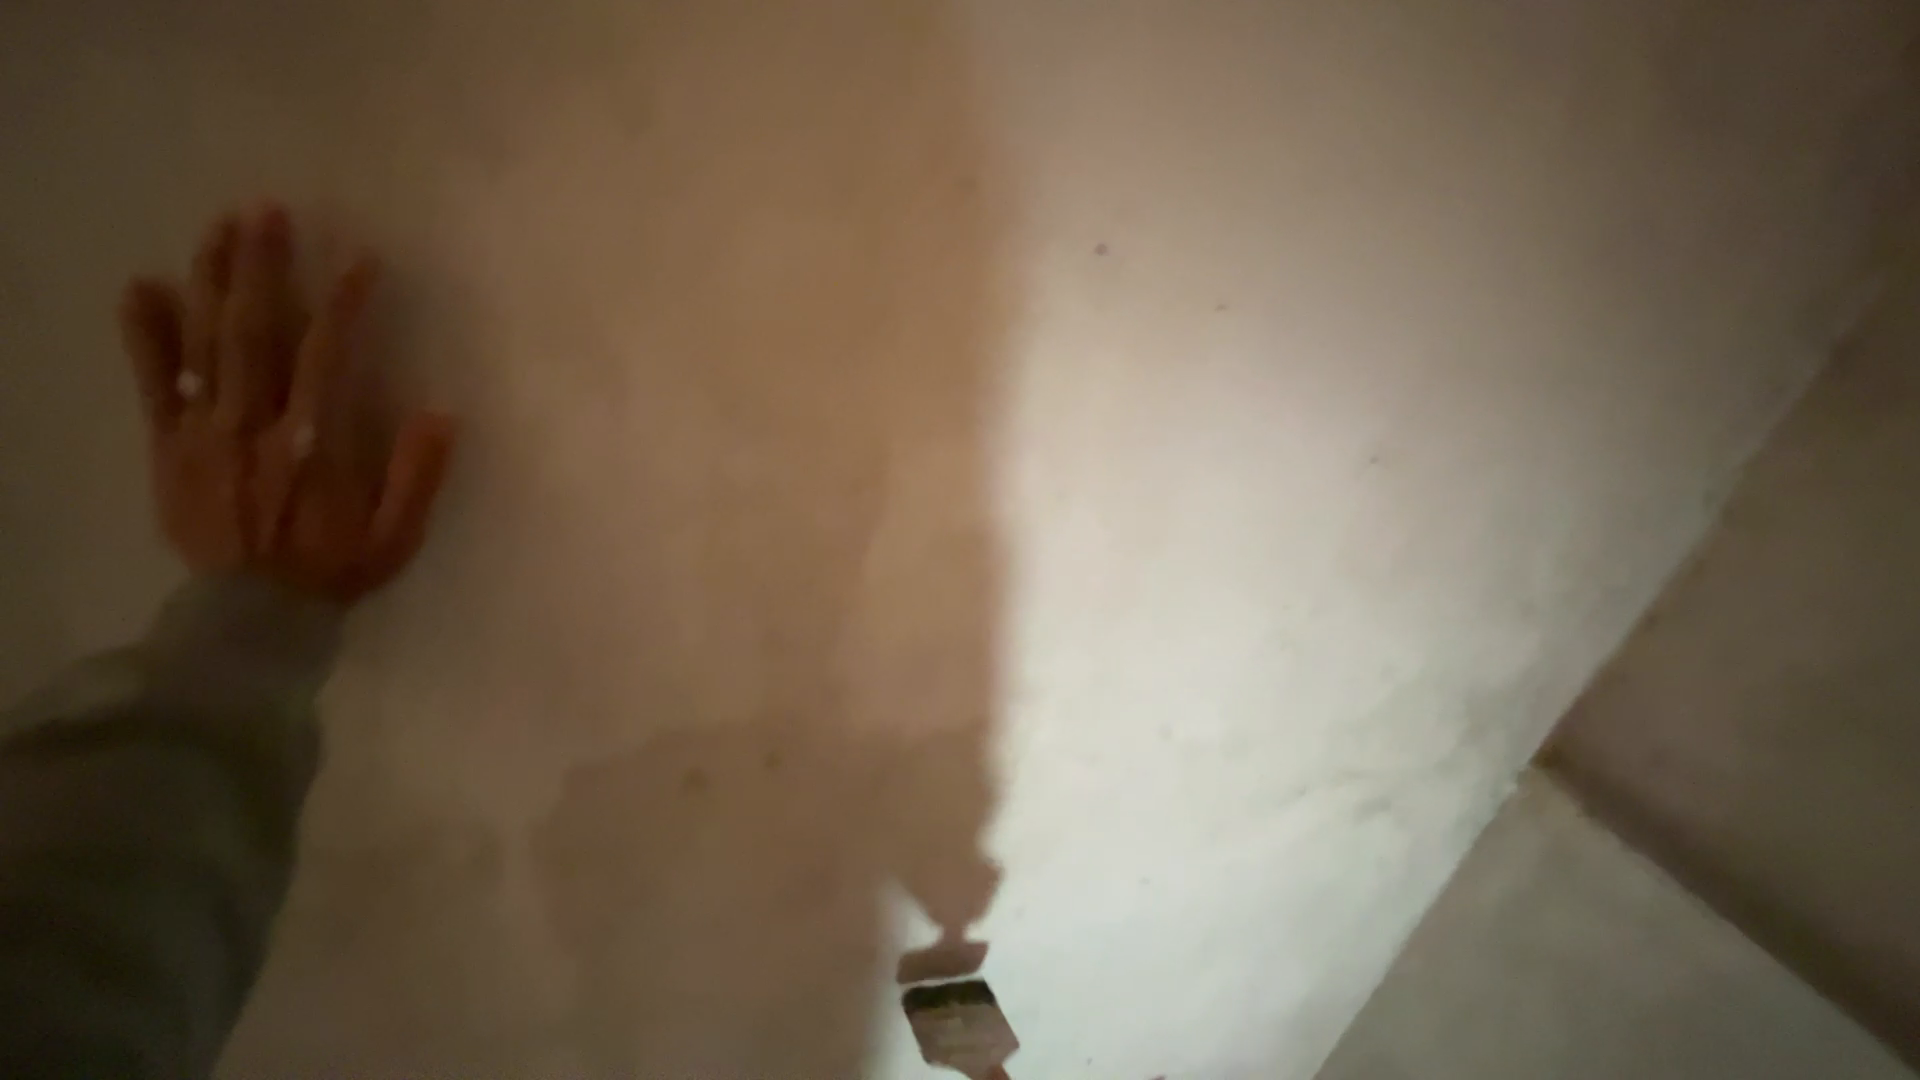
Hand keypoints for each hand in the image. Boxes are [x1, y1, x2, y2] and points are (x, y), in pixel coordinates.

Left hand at [118, 204, 455, 603]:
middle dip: (262, 269)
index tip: (361, 262)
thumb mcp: (398, 534)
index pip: (328, 358)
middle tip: (266, 212)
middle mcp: (253, 426)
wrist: (251, 614)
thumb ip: (419, 474)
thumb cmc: (337, 569)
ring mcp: (202, 433)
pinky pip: (151, 383)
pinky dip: (146, 335)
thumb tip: (442, 412)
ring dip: (211, 281)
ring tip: (221, 228)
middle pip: (255, 333)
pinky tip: (145, 286)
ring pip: (204, 344)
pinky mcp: (168, 446)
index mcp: (313, 445)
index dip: (343, 306)